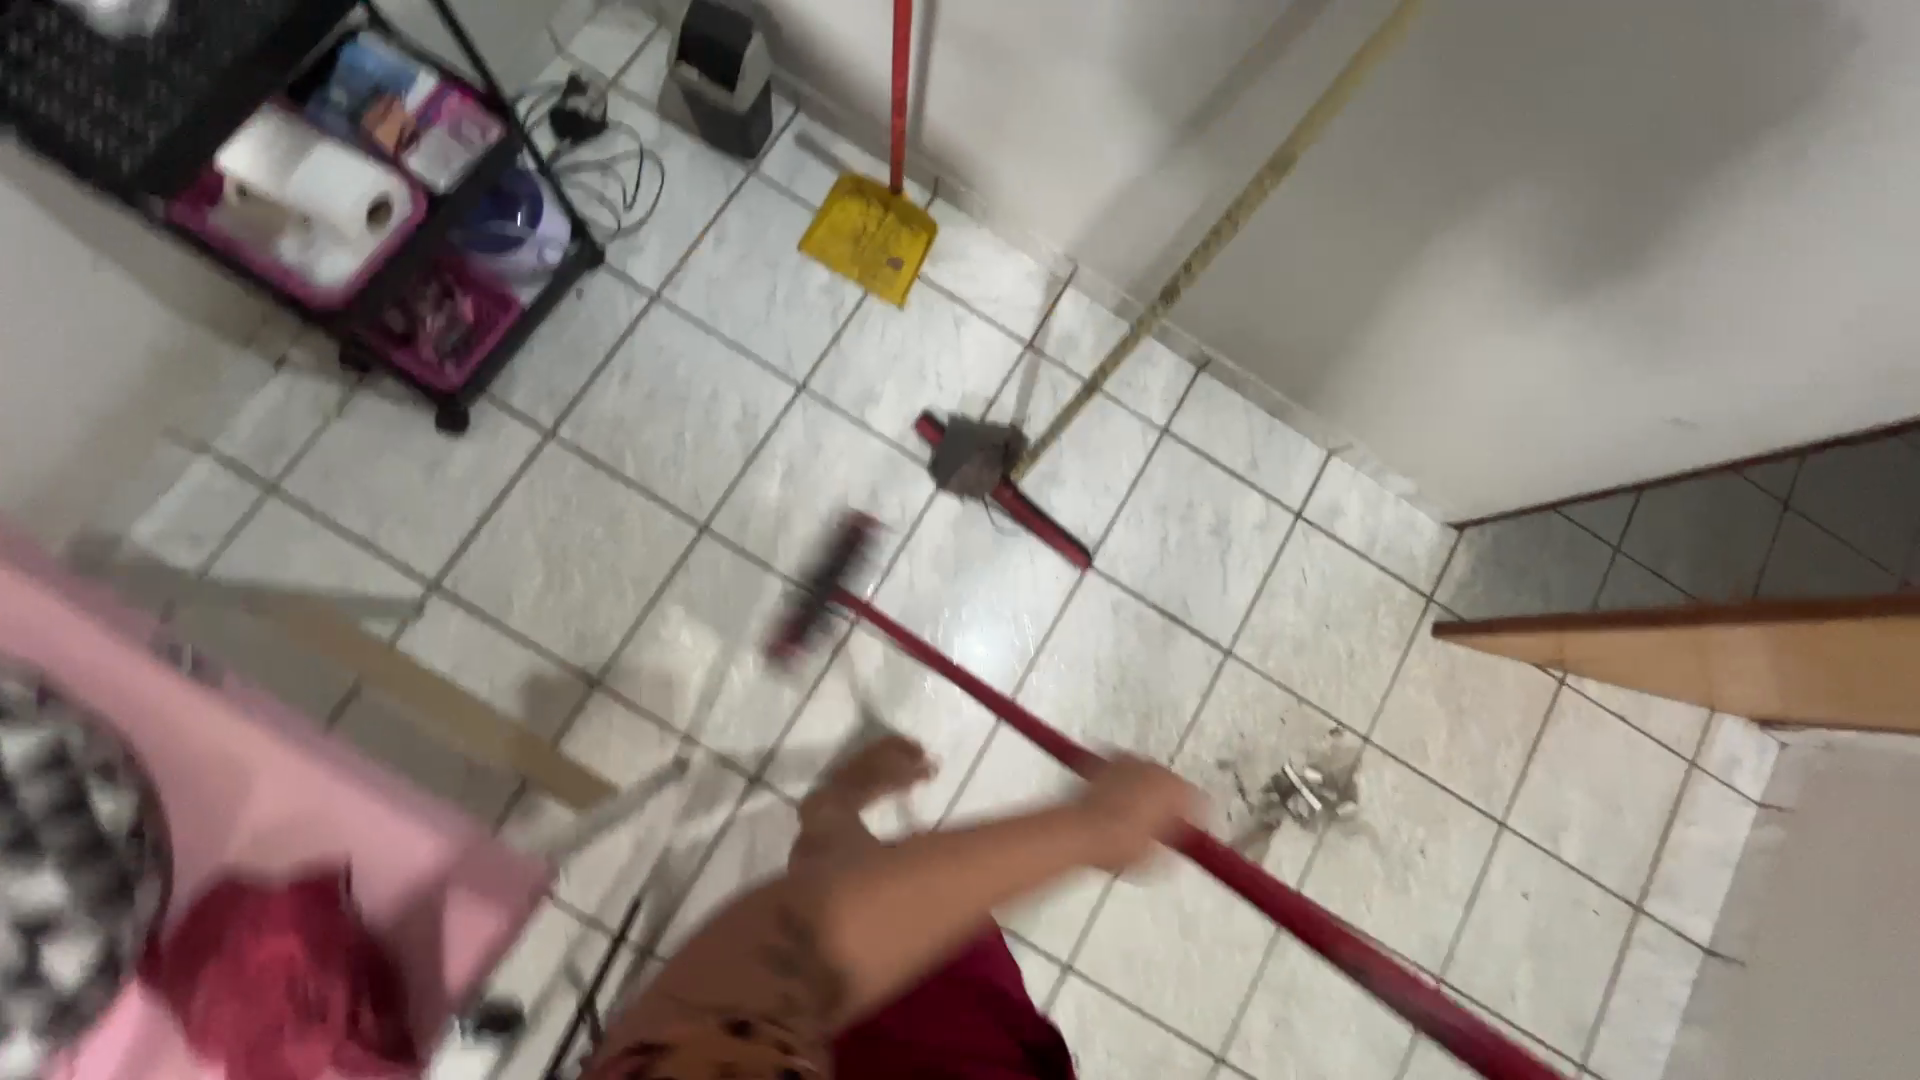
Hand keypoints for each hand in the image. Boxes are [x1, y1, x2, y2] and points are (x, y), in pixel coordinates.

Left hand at [1073, 756, 1199, 872]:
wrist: (1081, 830)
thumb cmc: (1123, 844)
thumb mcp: (1158, 855)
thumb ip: (1174, 841)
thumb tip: (1177, 838)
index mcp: (1176, 788)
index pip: (1198, 800)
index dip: (1195, 818)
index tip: (1189, 835)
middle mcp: (1155, 768)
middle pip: (1171, 783)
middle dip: (1170, 801)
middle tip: (1163, 826)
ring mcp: (1127, 761)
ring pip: (1146, 775)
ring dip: (1146, 790)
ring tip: (1136, 815)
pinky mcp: (1103, 761)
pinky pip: (1122, 773)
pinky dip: (1123, 784)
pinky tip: (1116, 802)